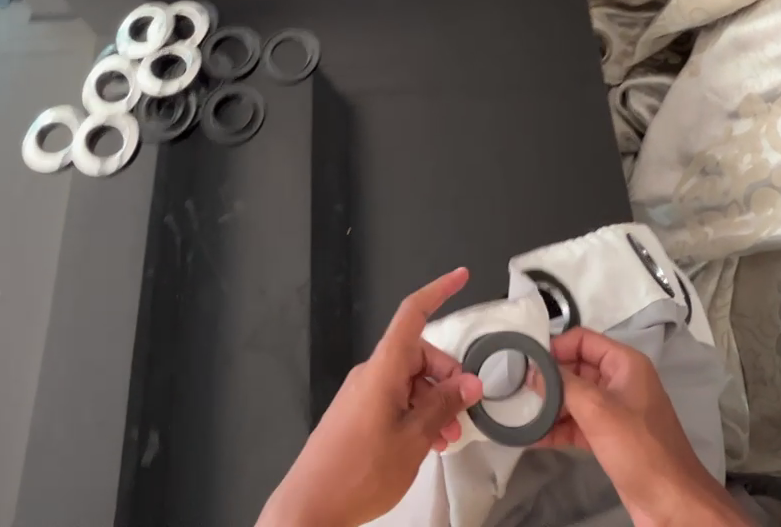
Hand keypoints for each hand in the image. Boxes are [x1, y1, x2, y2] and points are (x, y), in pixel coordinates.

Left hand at [258, 268, 483, 526]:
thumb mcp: (413, 440)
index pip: (412, 313)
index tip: (461, 276)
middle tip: (466, 408)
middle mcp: (371, 372)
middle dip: (447, 376)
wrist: (309, 507)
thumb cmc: (360, 471)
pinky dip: (416, 412)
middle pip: (418, 353)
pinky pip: (395, 398)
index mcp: (384, 367)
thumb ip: (443, 407)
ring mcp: (363, 392)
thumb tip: (471, 383)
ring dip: (434, 401)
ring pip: (409, 380)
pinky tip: (429, 441)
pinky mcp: (358, 413)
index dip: (438, 290)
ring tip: (450, 436)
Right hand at [536, 328, 752, 526]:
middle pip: (576, 368)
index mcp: (625, 364)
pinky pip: (577, 424)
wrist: (673, 507)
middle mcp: (620, 382)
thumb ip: (563, 385)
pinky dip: (557, 429)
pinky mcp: (608, 438)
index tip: (527, 362)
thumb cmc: (639, 449)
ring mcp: (614, 412)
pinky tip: (531, 436)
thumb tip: (533, 370)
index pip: (583, 340)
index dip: (555, 347)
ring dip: (549, 406)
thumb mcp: (598, 410)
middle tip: (516, 387)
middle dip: (548, 378)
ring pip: (574, 398)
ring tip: (518, 412)